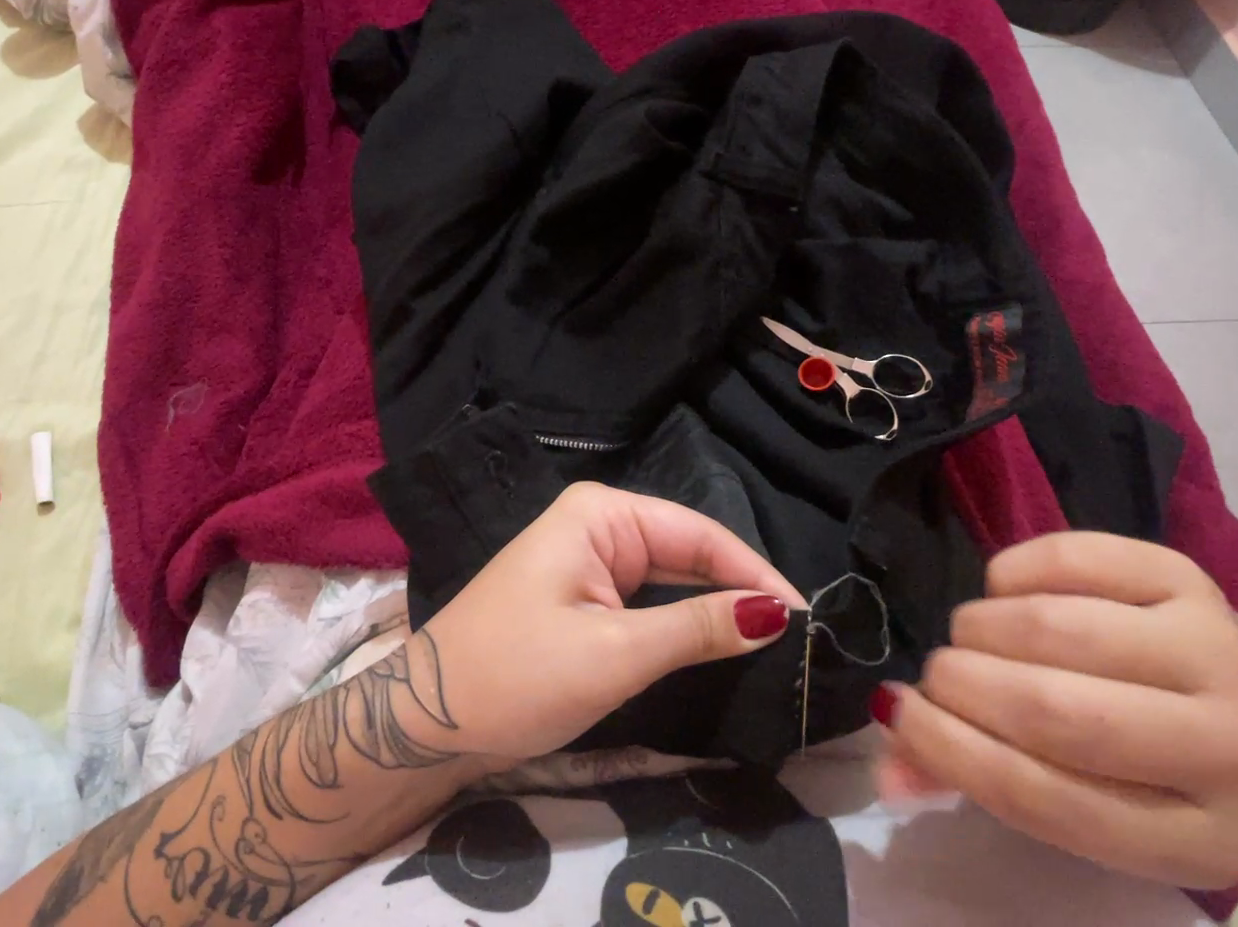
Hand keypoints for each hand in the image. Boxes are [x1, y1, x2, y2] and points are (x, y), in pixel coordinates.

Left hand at [416, 482, 806, 767]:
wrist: (427, 721)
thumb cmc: (517, 676)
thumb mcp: (615, 654)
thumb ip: (697, 628)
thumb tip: (777, 613)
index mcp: (601, 515)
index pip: (700, 535)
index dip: (757, 575)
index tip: (810, 619)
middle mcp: (595, 525)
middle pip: (687, 552)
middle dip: (740, 591)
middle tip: (801, 640)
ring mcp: (585, 561)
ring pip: (669, 579)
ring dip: (714, 609)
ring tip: (774, 644)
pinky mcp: (579, 596)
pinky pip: (645, 601)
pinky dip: (681, 624)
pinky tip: (717, 644)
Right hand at [872, 532, 1237, 888]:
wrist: (1210, 693)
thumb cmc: (1116, 760)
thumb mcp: (1056, 791)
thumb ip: (965, 779)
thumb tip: (887, 774)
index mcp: (1197, 840)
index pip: (1046, 800)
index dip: (950, 748)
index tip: (896, 710)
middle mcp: (1234, 755)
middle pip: (1055, 711)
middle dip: (962, 682)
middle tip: (937, 672)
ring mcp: (1222, 657)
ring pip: (1062, 630)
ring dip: (982, 627)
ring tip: (971, 636)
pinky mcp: (1195, 582)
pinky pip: (1075, 560)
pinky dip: (1013, 570)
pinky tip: (1005, 591)